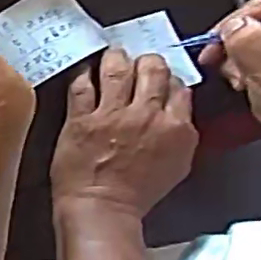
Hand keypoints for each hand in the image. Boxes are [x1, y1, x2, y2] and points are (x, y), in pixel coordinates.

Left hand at [52, 48, 196, 219]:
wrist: (101, 206)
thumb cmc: (137, 192)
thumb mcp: (177, 163)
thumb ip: (179, 133)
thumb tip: (175, 113)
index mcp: (177, 126)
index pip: (180, 87)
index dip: (170, 77)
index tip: (161, 75)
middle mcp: (147, 115)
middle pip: (153, 71)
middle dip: (147, 60)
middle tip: (139, 58)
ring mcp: (111, 115)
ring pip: (118, 71)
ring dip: (116, 58)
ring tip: (113, 53)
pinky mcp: (80, 120)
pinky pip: (83, 88)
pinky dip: (84, 74)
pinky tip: (84, 70)